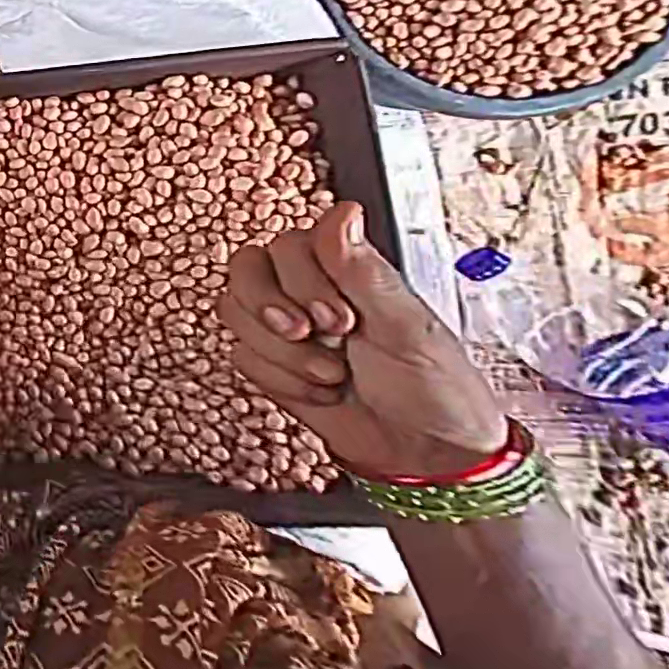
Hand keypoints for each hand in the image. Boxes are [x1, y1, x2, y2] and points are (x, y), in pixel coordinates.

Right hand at [218, 201, 505, 478]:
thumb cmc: (433, 387)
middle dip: (273, 309)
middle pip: (246, 268)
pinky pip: (241, 355)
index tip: (340, 319)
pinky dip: (279, 379)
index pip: (287, 245)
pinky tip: (317, 389)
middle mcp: (304, 288)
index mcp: (344, 268)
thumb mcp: (407, 327)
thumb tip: (343, 214)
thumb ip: (365, 270)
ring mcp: (280, 324)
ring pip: (234, 311)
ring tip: (330, 372)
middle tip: (315, 337)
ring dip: (281, 352)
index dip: (301, 281)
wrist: (421, 454)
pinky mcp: (266, 359)